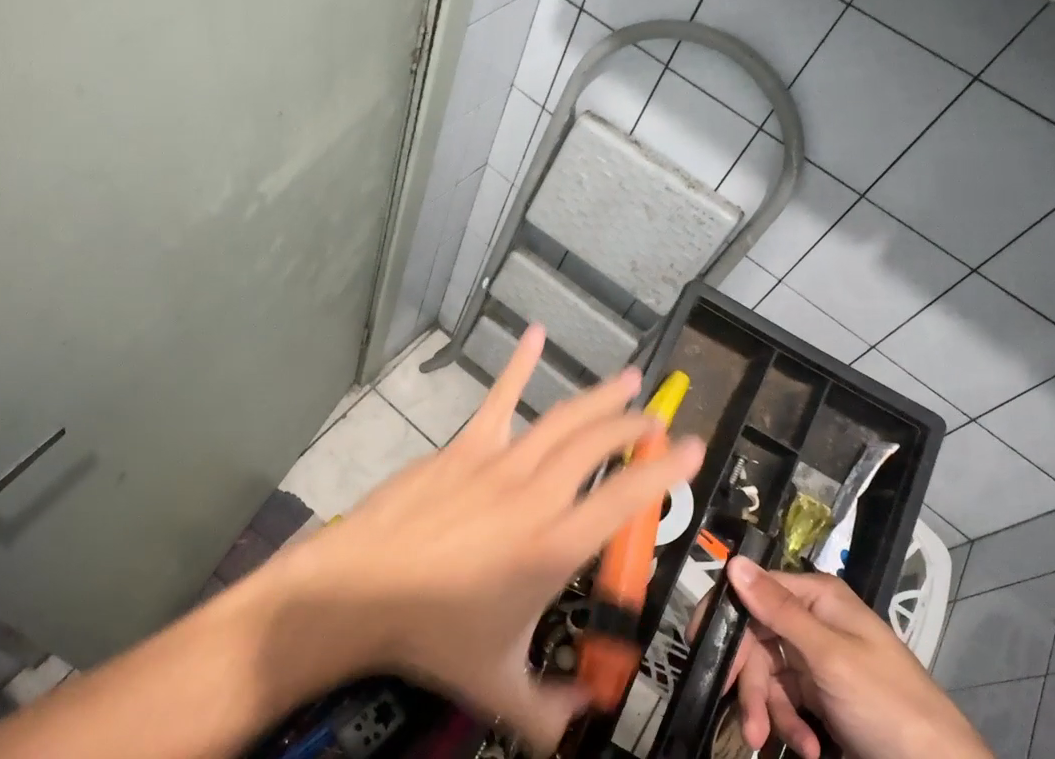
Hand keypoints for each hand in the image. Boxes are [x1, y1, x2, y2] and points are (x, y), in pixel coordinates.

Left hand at [267, 326, 703, 751]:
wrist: (361, 590)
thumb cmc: (433, 636)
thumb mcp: (499, 686)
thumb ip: (550, 711)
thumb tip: (581, 720)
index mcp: (556, 546)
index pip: (627, 499)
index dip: (666, 470)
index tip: (693, 446)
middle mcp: (538, 495)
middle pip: (599, 448)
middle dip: (634, 429)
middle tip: (657, 418)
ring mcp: (499, 464)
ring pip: (563, 420)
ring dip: (600, 399)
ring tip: (630, 379)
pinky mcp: (463, 448)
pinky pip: (499, 400)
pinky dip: (520, 364)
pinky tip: (534, 333)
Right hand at [719, 559, 991, 758]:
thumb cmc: (888, 705)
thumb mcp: (830, 657)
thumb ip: (777, 610)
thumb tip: (733, 560)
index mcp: (818, 598)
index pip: (753, 590)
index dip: (724, 616)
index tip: (700, 646)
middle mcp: (813, 621)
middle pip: (754, 639)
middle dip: (750, 683)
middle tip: (748, 721)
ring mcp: (816, 660)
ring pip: (765, 674)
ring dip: (769, 711)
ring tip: (776, 743)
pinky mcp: (820, 695)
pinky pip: (784, 701)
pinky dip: (789, 725)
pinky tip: (808, 747)